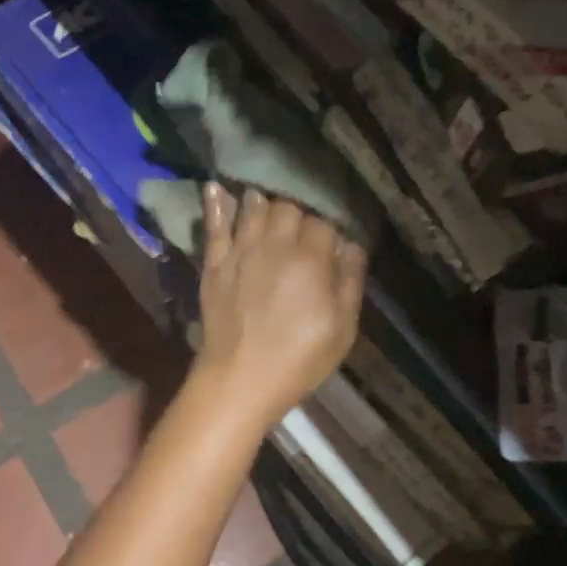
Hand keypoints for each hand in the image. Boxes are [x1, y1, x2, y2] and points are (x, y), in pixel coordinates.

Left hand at [193, 183, 364, 429]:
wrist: (240, 379)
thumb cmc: (299, 359)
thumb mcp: (342, 329)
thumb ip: (349, 282)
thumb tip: (351, 245)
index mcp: (311, 259)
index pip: (323, 223)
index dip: (329, 227)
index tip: (330, 236)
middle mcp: (275, 245)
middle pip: (289, 208)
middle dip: (298, 211)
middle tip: (300, 223)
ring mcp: (241, 252)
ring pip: (254, 208)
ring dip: (264, 200)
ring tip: (267, 195)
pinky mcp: (215, 264)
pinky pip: (215, 225)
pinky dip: (217, 204)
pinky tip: (216, 186)